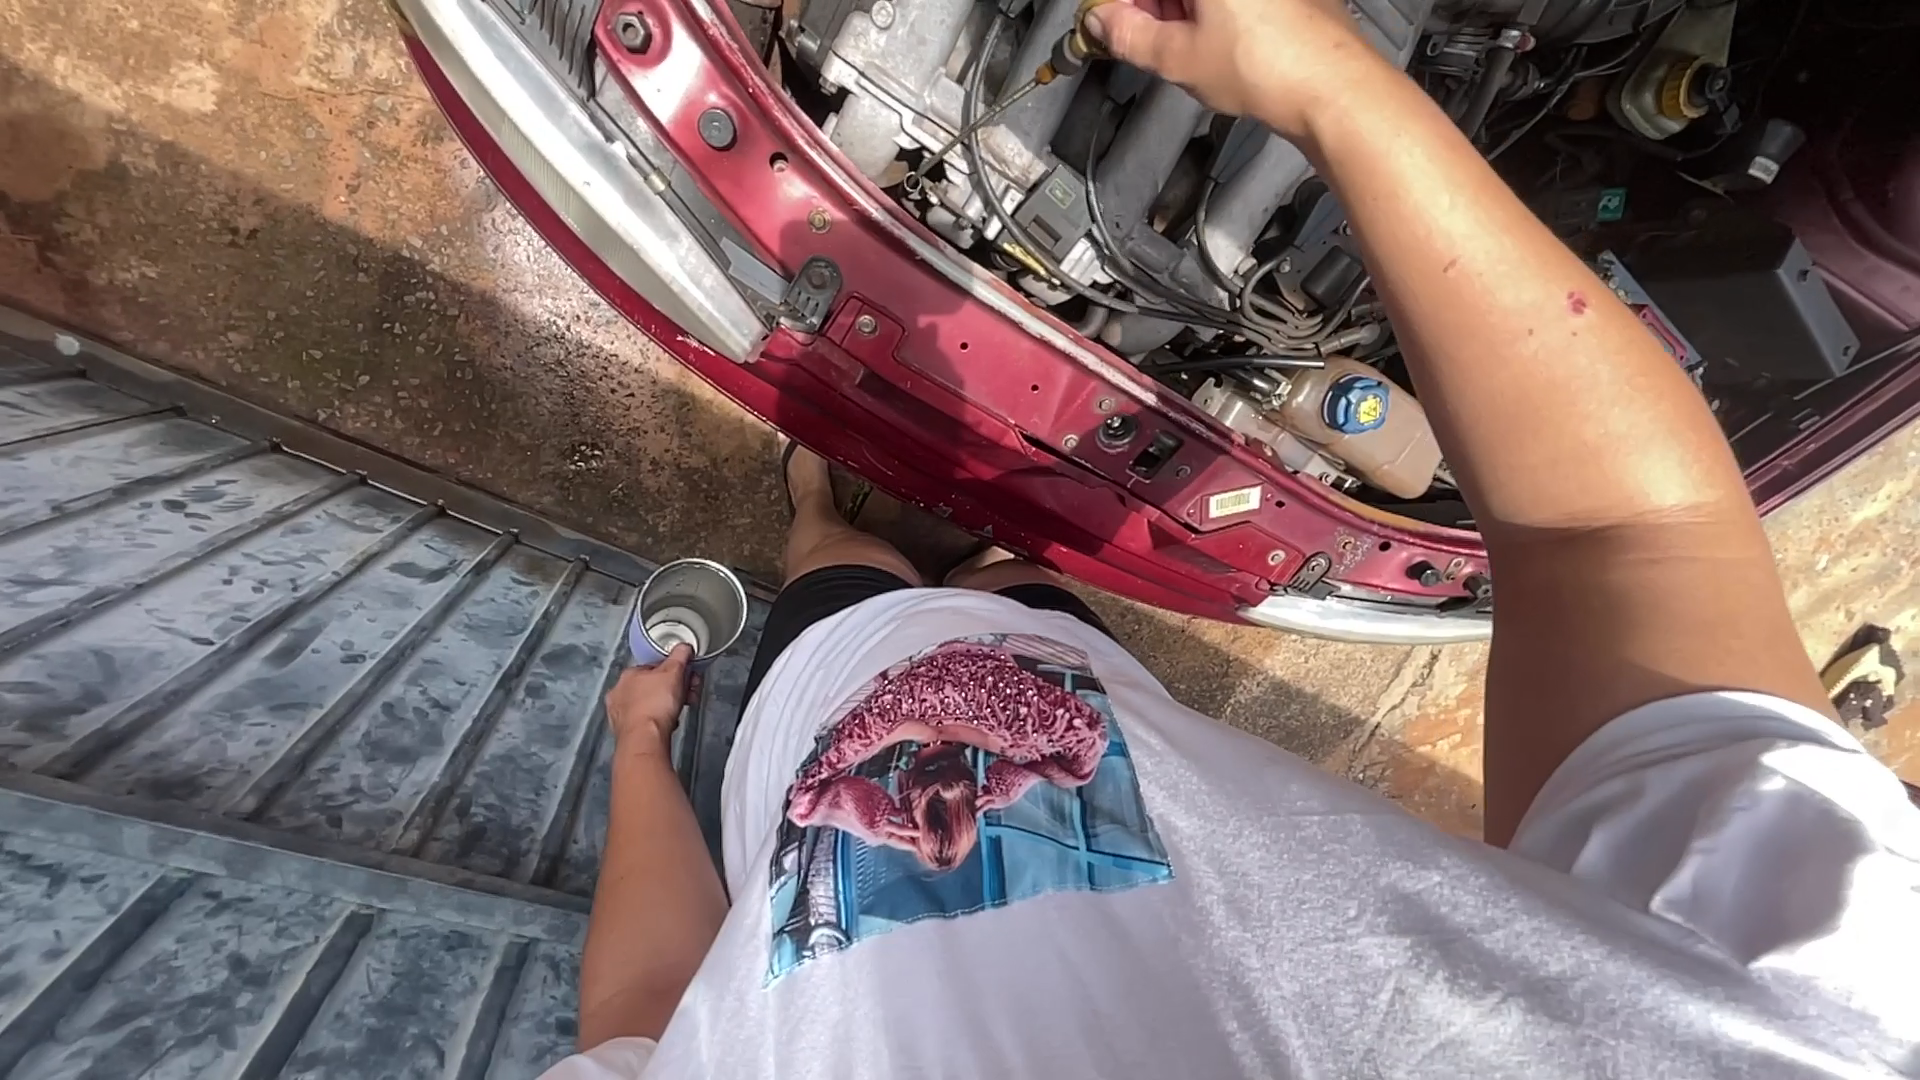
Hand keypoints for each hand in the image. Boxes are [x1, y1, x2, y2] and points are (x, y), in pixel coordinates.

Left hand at [605, 644, 692, 755]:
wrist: (644, 739)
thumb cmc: (655, 705)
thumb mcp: (674, 672)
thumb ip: (680, 656)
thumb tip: (683, 647)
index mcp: (629, 674)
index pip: (655, 666)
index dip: (675, 671)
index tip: (686, 676)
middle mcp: (619, 692)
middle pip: (653, 685)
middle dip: (674, 688)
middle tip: (687, 693)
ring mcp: (620, 712)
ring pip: (650, 703)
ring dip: (667, 705)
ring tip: (678, 710)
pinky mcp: (624, 730)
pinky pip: (646, 720)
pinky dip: (657, 720)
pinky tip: (667, 723)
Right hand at [1083, 0, 1393, 137]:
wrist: (1326, 83)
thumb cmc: (1266, 65)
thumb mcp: (1177, 57)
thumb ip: (1130, 35)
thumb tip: (1101, 22)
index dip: (1121, 5)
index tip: (1107, 22)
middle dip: (1151, 5)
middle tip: (1134, 38)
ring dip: (1177, 10)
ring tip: (1174, 48)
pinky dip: (1207, 11)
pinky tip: (1205, 43)